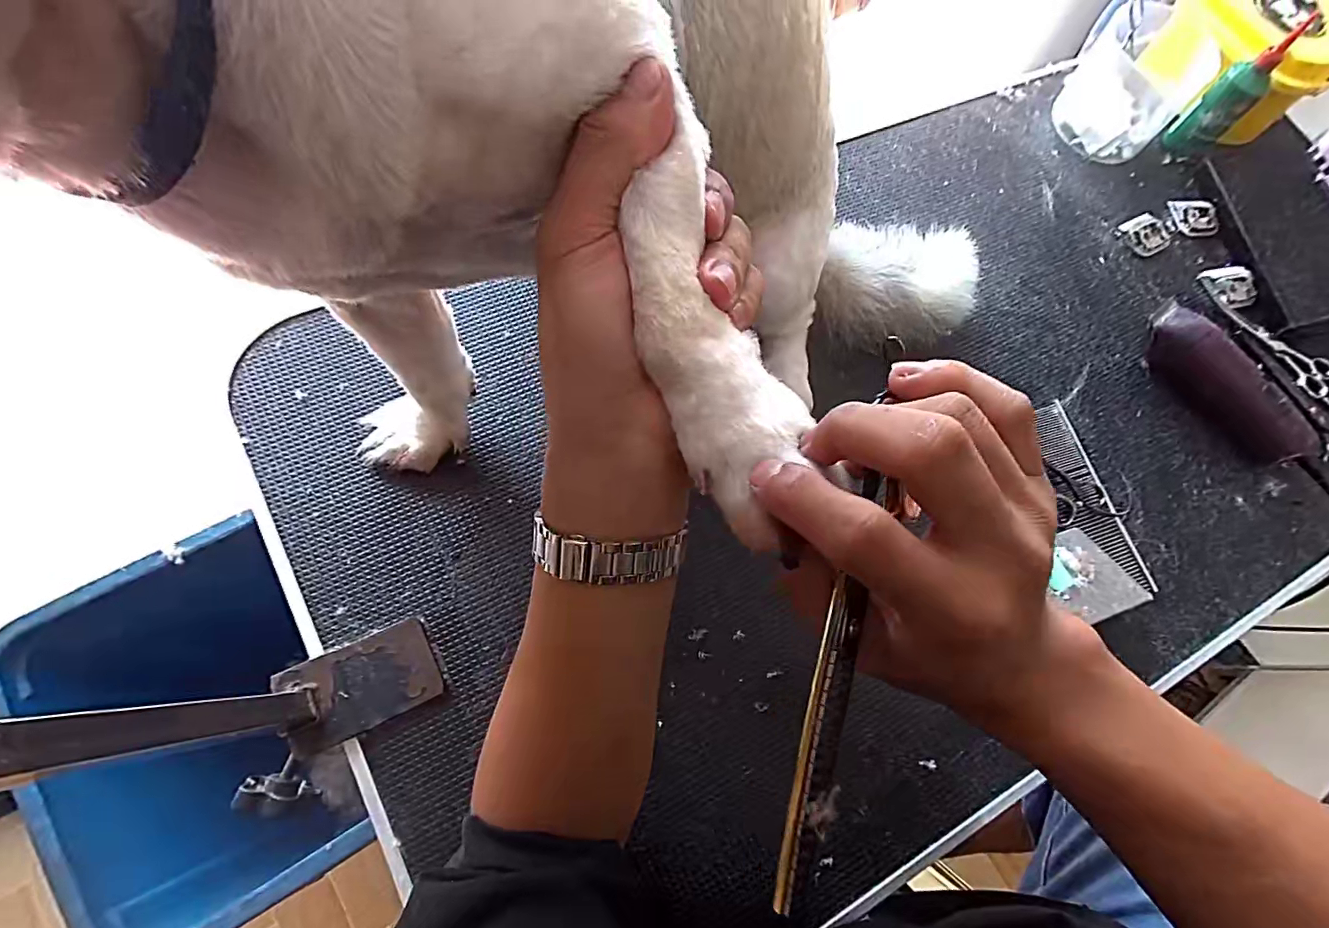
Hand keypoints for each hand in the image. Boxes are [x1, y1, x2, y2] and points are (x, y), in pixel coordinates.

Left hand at [534, 58, 760, 538]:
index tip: (684, 197)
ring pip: (735, 240)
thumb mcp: (575, 248)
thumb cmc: (589, 357)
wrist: (625, 450)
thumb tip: (649, 76)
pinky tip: (725, 327)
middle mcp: (649, 250)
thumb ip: (604, 161)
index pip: (656, 157)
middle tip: (697, 268)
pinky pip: (752, 283)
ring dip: (730, 268)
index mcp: (604, 222)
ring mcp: (689, 290)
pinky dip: (744, 299)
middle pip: (706, 197)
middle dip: (712, 225)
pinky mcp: (722, 323)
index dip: (679, 164)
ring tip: (709, 309)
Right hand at [749, 360, 1108, 736]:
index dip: (806, 498)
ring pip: (962, 418)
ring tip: (854, 430)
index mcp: (946, 606)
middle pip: (929, 452)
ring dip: (890, 409)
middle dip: (852, 431)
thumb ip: (812, 581)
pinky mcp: (1041, 479)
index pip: (868, 536)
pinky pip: (1005, 405)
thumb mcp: (857, 641)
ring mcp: (1028, 507)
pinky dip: (950, 378)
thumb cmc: (929, 655)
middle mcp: (998, 550)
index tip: (767, 476)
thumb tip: (779, 509)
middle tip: (817, 447)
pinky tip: (905, 386)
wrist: (1016, 655)